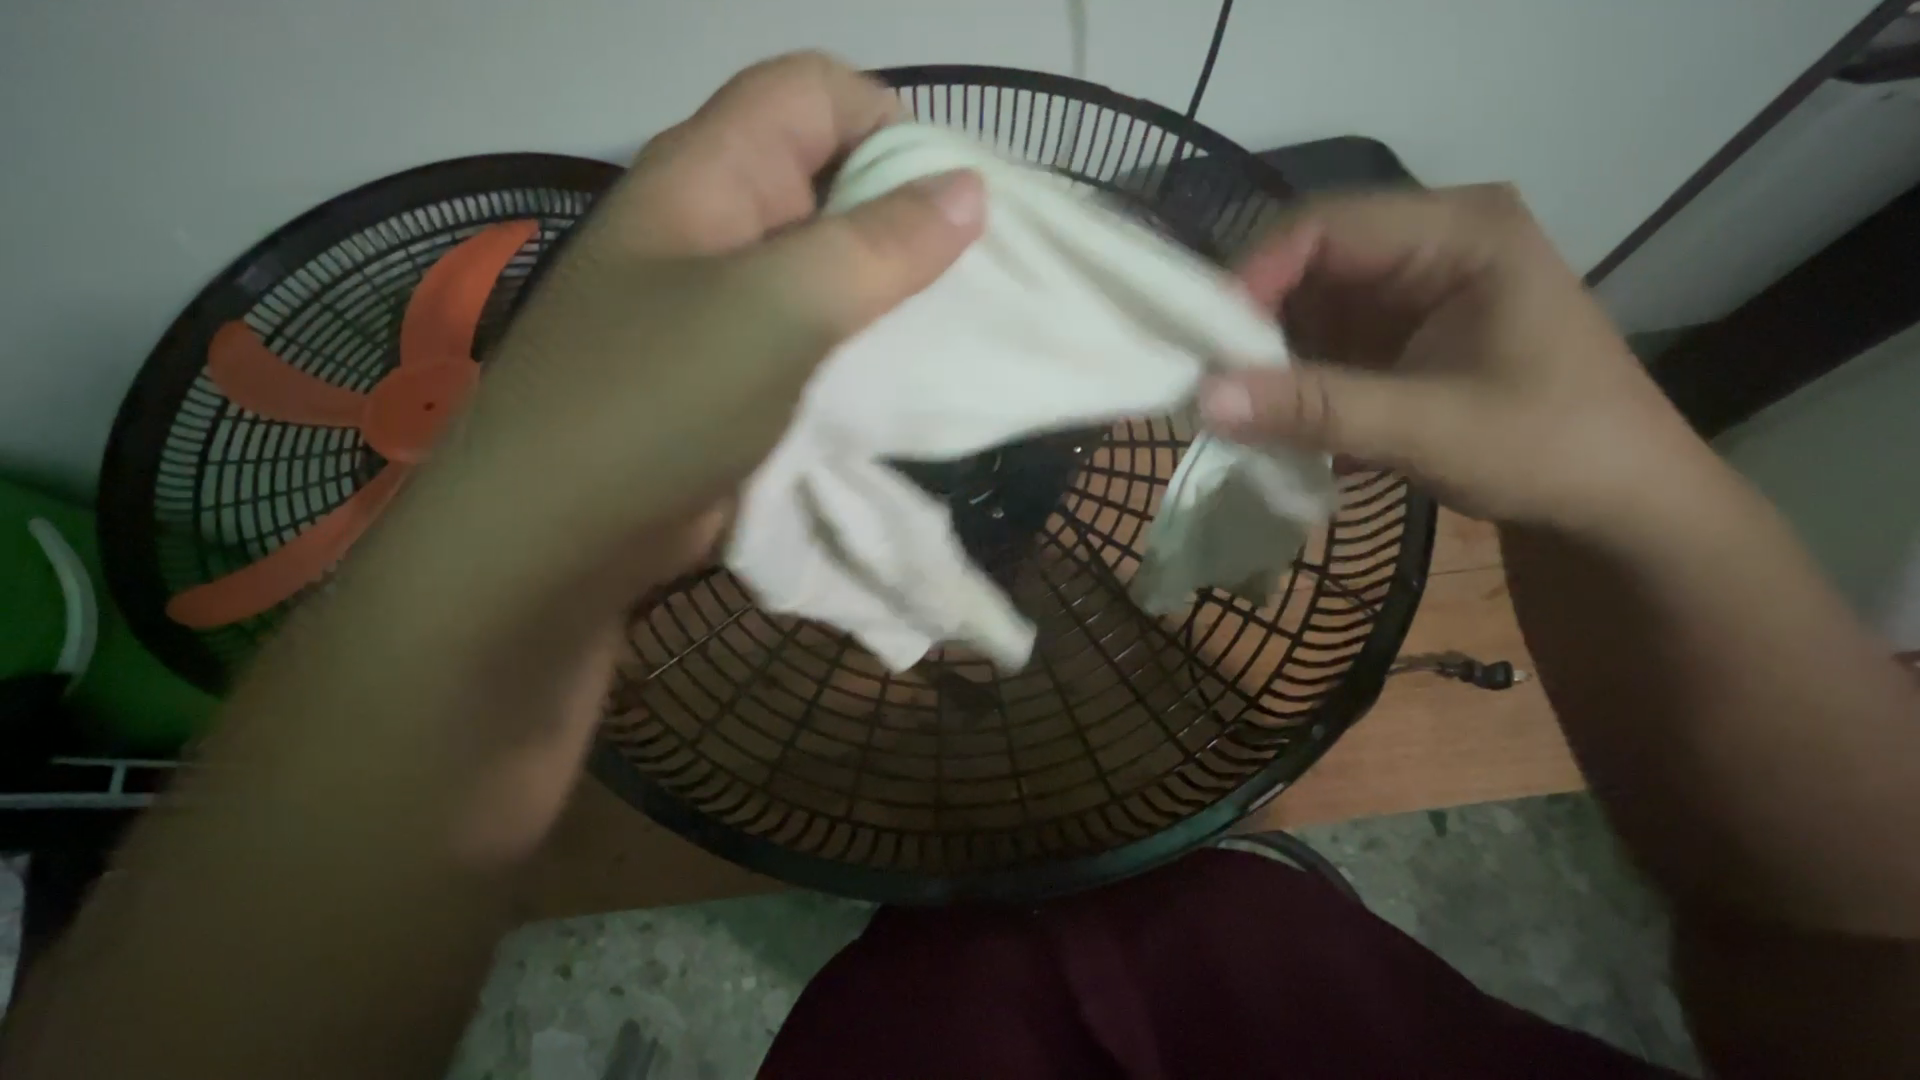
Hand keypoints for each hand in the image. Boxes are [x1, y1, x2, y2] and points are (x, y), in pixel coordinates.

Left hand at [413, 53, 986, 604]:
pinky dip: (863, 355)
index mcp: (710, 174)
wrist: (560, 540)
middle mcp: (717, 227)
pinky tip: (906, 386)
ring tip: (952, 336)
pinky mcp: (736, 378)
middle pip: (828, 181)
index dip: (888, 124)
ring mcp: (723, 308)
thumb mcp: (777, 310)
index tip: (953, 205)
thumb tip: (969, 188)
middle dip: (906, 220)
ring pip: (827, 271)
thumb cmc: (658, 403)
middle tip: (973, 282)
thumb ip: (878, 245)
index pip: (812, 92)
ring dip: (889, 297)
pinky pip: (815, 343)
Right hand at [1199, 185, 1712, 535]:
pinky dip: (1293, 377)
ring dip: (1269, 355)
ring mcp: (1413, 287)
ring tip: (1238, 408)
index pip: (1326, 225)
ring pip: (1307, 303)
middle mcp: (1432, 242)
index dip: (1254, 276)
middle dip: (1255, 320)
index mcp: (1461, 231)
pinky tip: (1279, 419)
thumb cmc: (1550, 449)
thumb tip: (1204, 401)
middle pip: (1309, 259)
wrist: (1616, 500)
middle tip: (1210, 381)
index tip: (1205, 346)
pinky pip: (1322, 338)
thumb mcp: (1429, 429)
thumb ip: (1316, 409)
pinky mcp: (1399, 331)